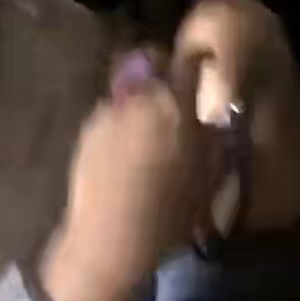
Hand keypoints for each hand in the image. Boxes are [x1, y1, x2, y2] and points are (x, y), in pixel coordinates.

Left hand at [40, 52, 219, 300]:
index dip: (198, 59)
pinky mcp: (88, 127)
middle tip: (173, 102)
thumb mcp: (208, 176)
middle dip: (164, 75)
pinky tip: (123, 153)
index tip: (203, 66)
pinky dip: (120, 121)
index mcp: (175, 101)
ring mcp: (110, 108)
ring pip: (131, 87)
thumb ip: (211, 136)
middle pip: (154, 61)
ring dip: (141, 99)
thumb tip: (210, 118)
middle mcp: (141, 93)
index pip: (190, 58)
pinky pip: (111, 111)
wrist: (108, 242)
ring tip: (146, 133)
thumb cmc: (170, 212)